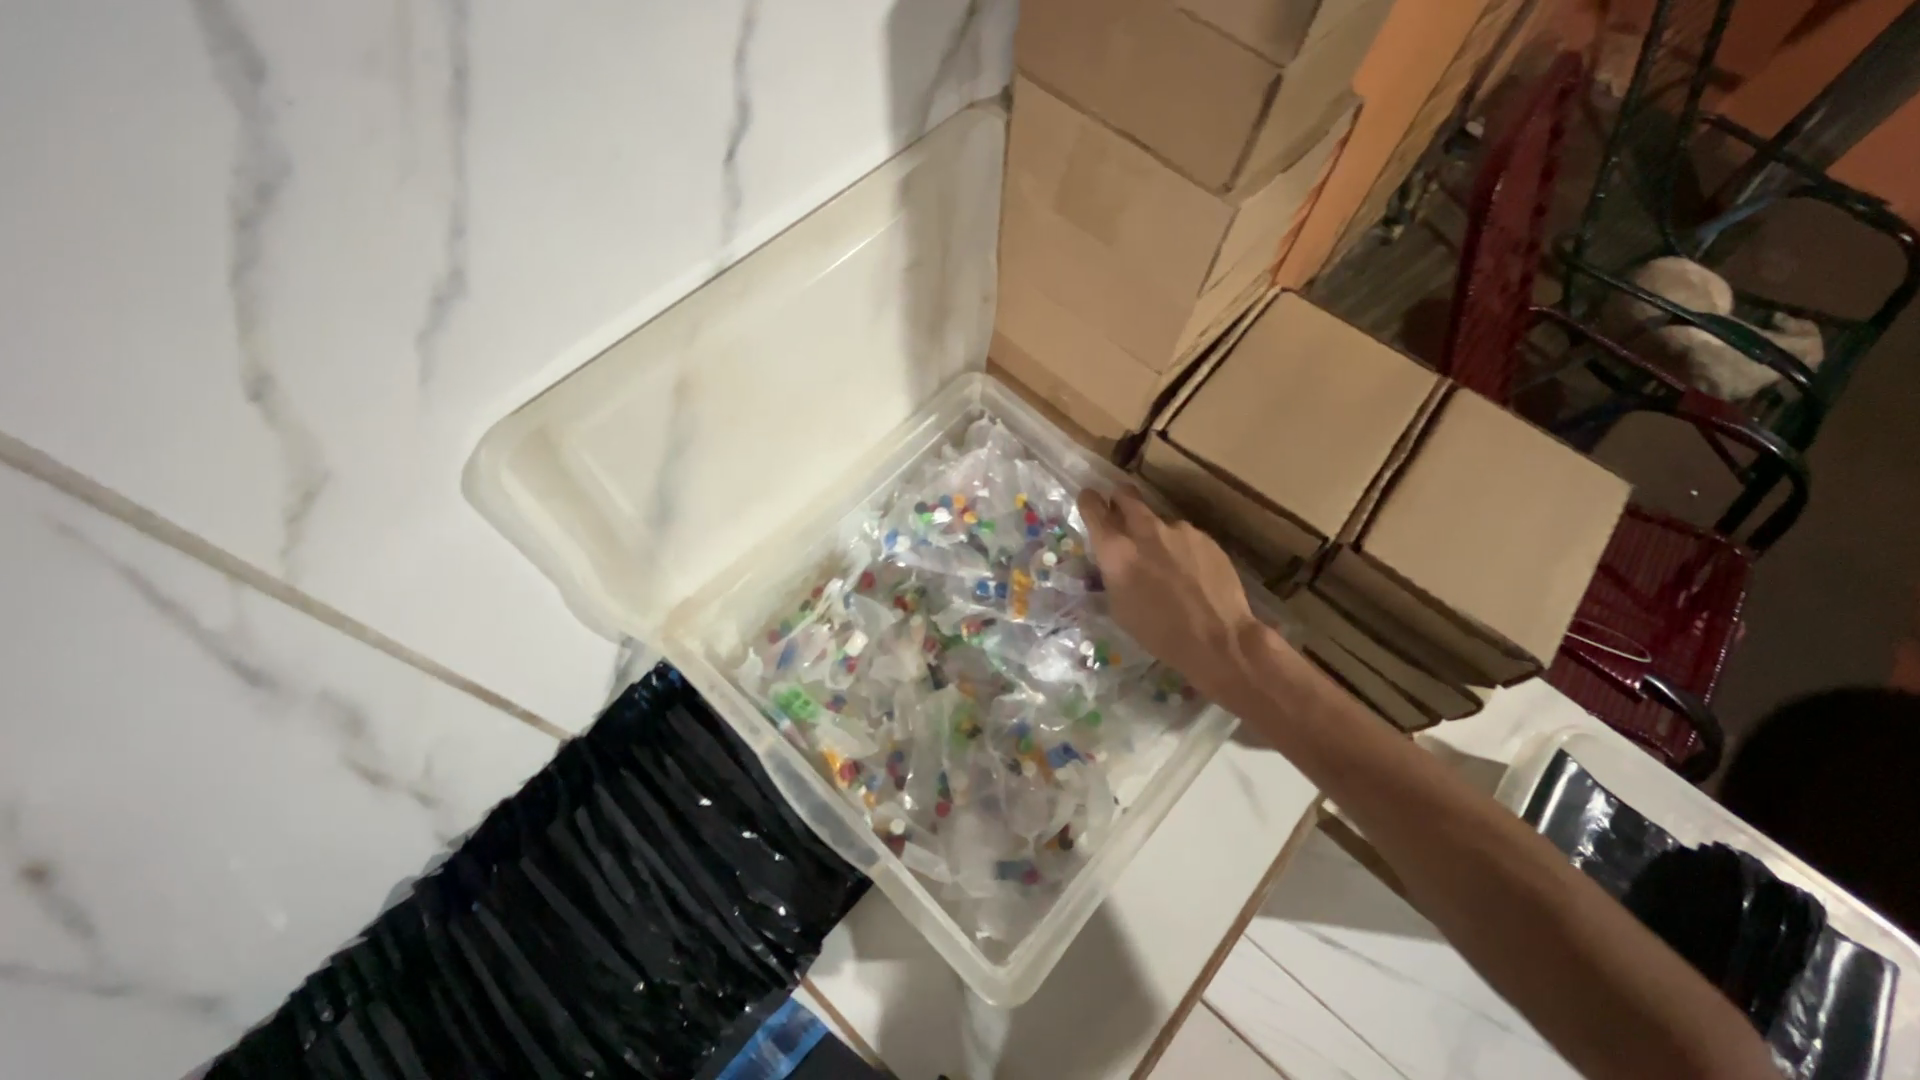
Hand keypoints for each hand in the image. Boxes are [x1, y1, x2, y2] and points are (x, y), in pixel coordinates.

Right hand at [1077, 488, 1269, 700]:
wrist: (1217, 638)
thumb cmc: (1159, 632)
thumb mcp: (1119, 607)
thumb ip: (1113, 574)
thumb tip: (1114, 562)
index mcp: (1116, 550)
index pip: (1093, 508)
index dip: (1088, 501)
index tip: (1089, 500)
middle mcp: (1145, 530)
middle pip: (1126, 495)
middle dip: (1119, 498)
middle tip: (1119, 510)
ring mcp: (1179, 530)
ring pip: (1159, 522)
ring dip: (1156, 535)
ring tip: (1167, 564)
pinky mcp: (1205, 537)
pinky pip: (1185, 536)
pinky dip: (1181, 549)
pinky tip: (1191, 574)